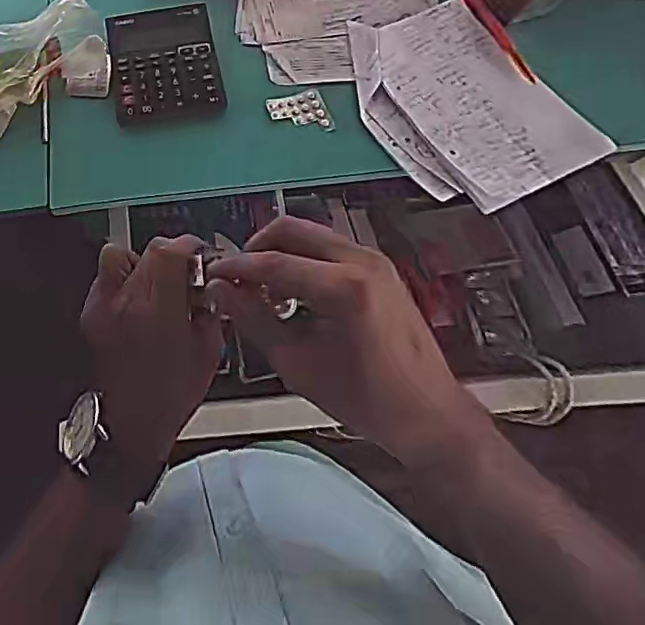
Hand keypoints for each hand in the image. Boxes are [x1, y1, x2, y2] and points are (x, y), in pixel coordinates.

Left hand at [80, 237, 222, 465]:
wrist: (128, 427)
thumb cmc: (169, 396)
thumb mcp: (208, 351)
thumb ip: (212, 308)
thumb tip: (213, 283)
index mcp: (156, 311)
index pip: (169, 251)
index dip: (190, 247)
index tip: (200, 257)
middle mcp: (124, 302)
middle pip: (150, 249)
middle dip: (173, 255)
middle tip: (185, 274)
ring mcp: (102, 306)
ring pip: (120, 255)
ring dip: (143, 264)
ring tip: (157, 287)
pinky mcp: (90, 312)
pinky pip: (107, 277)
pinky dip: (124, 280)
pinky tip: (138, 302)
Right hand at [207, 217, 495, 469]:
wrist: (429, 414)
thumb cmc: (369, 400)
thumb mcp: (299, 365)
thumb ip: (256, 321)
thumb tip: (224, 292)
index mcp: (346, 287)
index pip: (274, 262)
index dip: (237, 267)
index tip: (214, 274)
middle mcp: (362, 260)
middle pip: (291, 229)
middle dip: (257, 248)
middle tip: (237, 277)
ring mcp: (374, 260)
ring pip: (310, 234)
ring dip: (280, 253)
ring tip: (264, 290)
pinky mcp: (379, 267)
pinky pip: (328, 248)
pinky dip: (303, 260)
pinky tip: (294, 293)